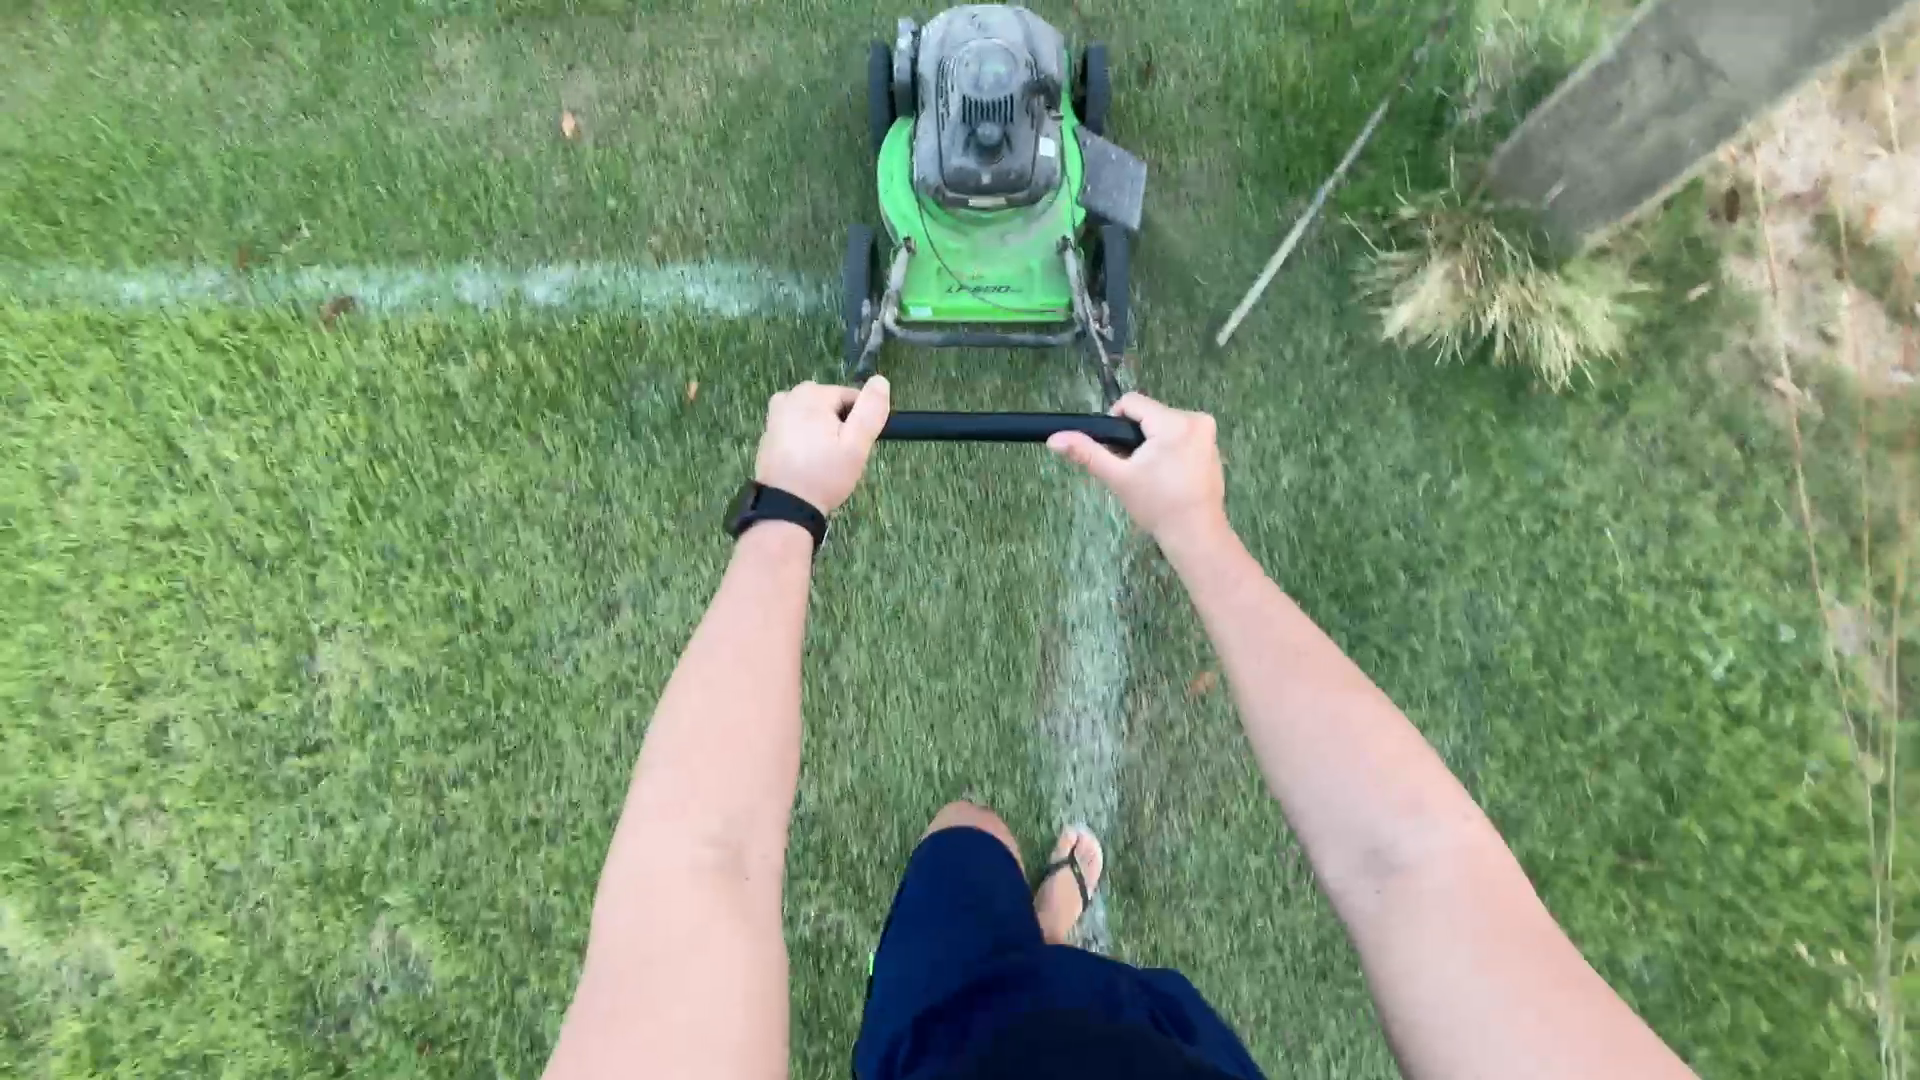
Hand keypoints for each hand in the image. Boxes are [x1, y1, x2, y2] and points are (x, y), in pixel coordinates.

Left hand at [754, 378, 890, 513]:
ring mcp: (775, 415)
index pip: (853, 398)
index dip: (860, 423)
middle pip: (832, 406)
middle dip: (841, 427)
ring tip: (825, 460)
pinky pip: (798, 429)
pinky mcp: (769, 434)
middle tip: (841, 457)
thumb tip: (881, 381)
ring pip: (815, 417)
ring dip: (824, 433)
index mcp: (812, 394)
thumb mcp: (856, 444)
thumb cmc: (824, 474)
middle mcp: (789, 396)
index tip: (856, 447)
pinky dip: (806, 441)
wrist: (787, 506)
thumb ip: (871, 410)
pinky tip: (808, 463)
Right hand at [1047, 393, 1228, 548]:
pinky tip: (1168, 477)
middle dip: (1135, 437)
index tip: (1117, 452)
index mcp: (1174, 422)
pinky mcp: (1212, 447)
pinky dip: (1169, 450)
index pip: (1132, 402)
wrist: (1195, 534)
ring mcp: (1208, 434)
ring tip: (1150, 475)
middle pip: (1148, 414)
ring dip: (1151, 444)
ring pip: (1163, 426)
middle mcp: (1196, 420)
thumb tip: (1053, 439)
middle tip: (1132, 469)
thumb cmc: (1157, 506)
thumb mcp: (1118, 478)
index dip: (1115, 423)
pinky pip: (1180, 437)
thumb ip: (1086, 453)